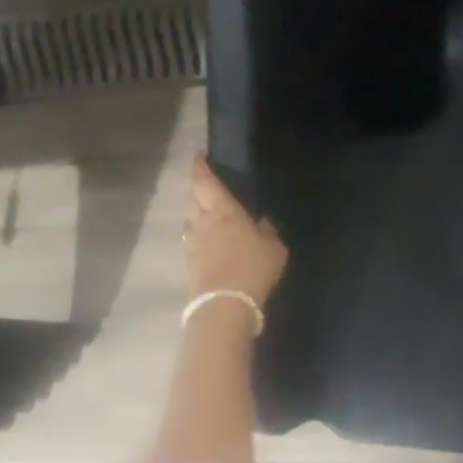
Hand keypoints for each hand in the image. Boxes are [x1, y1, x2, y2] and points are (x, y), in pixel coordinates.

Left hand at [186, 155, 287, 304]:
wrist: (225, 306)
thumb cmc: (252, 268)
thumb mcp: (273, 247)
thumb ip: (267, 230)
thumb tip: (261, 221)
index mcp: (222, 210)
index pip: (204, 180)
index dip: (200, 166)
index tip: (200, 156)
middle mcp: (201, 222)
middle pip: (193, 198)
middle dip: (199, 189)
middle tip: (209, 187)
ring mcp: (192, 245)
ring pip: (191, 221)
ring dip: (198, 216)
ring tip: (210, 218)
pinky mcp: (189, 265)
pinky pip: (193, 244)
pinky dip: (200, 239)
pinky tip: (211, 246)